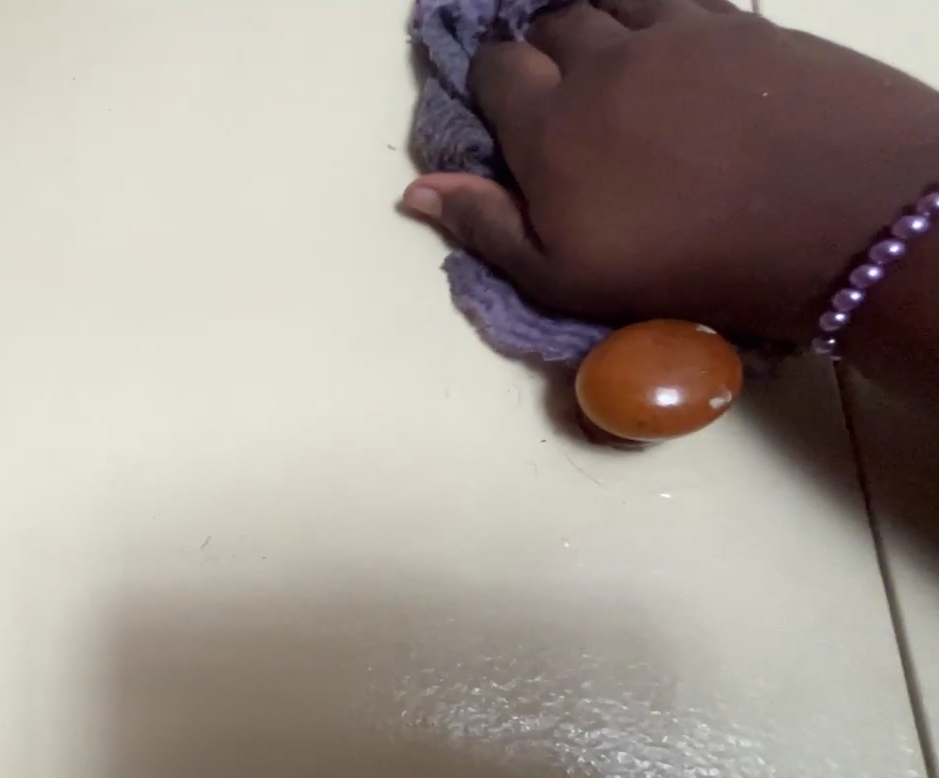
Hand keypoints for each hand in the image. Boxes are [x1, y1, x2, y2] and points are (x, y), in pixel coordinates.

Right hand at [405, 0, 938, 348]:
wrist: (840, 221)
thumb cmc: (672, 265)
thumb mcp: (553, 274)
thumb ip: (482, 223)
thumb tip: (415, 189)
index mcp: (549, 127)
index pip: (497, 70)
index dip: (485, 79)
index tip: (490, 100)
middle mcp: (606, 63)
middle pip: (552, 23)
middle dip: (535, 45)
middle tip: (541, 80)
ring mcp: (681, 34)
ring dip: (590, 18)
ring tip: (592, 50)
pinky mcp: (745, 24)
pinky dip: (650, 7)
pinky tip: (651, 35)